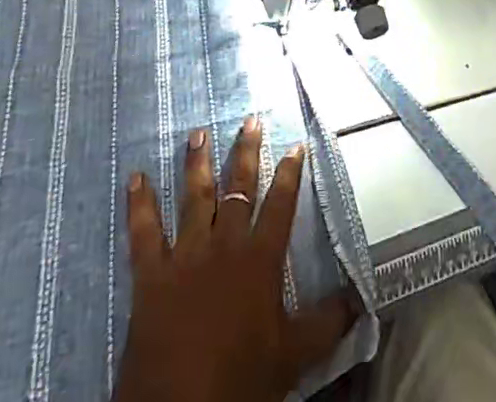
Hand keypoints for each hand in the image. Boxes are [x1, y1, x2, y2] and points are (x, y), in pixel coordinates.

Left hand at [115, 117, 358, 401]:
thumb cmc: (243, 378)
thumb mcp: (295, 354)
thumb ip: (328, 322)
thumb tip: (360, 298)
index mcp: (259, 260)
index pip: (280, 206)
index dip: (290, 174)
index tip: (295, 145)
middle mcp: (223, 245)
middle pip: (238, 188)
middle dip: (245, 152)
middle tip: (249, 120)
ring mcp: (184, 254)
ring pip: (193, 198)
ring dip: (196, 164)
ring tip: (197, 133)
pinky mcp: (150, 272)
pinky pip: (143, 231)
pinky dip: (139, 204)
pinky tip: (135, 178)